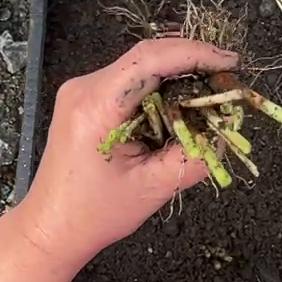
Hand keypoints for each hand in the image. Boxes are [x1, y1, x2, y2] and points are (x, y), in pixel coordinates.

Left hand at [15, 38, 238, 270]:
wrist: (51, 227)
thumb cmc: (92, 214)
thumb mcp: (152, 187)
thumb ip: (194, 156)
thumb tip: (226, 129)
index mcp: (95, 106)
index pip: (151, 59)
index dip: (196, 54)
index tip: (230, 64)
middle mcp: (84, 89)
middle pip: (147, 57)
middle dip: (191, 64)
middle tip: (227, 82)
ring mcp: (81, 92)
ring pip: (139, 68)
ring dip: (176, 78)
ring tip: (209, 95)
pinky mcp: (85, 101)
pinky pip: (128, 83)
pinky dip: (158, 90)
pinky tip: (179, 107)